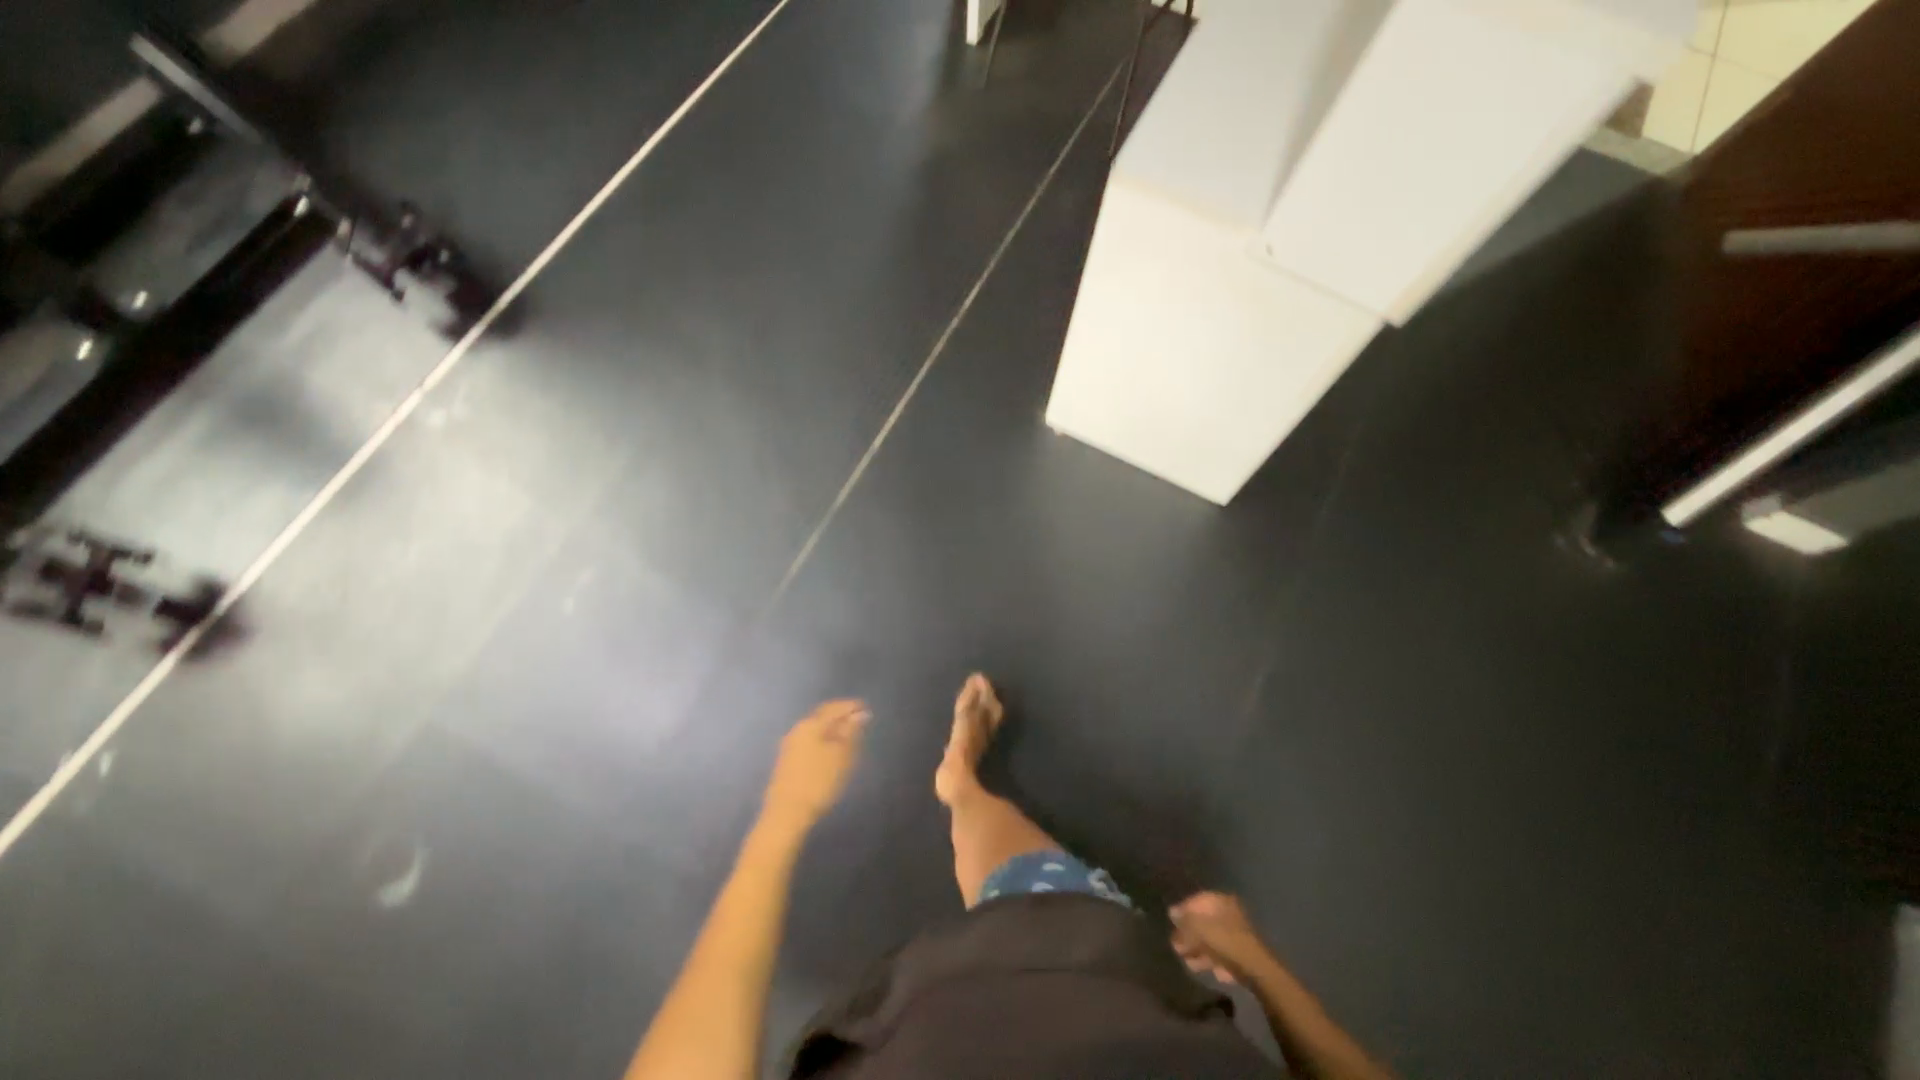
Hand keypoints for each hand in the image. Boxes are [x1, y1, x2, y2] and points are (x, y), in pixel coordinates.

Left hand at [761, 699, 869, 828]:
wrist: (787, 812)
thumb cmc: (819, 781)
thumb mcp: (842, 755)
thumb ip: (851, 732)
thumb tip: (859, 714)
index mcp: (811, 724)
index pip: (834, 708)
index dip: (851, 706)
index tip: (866, 707)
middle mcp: (798, 729)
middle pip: (822, 716)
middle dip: (840, 715)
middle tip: (859, 719)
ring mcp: (790, 745)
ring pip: (815, 729)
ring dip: (832, 728)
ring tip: (849, 735)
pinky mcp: (787, 761)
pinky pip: (810, 741)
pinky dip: (824, 740)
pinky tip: (832, 749)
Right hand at [1170, 891, 1274, 984]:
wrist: (1253, 968)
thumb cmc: (1224, 940)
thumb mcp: (1198, 927)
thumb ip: (1183, 919)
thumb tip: (1172, 912)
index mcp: (1221, 901)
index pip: (1197, 900)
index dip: (1182, 909)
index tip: (1172, 922)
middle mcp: (1228, 913)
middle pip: (1202, 920)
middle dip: (1187, 933)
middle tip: (1175, 943)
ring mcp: (1234, 933)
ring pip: (1208, 938)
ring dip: (1194, 947)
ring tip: (1183, 957)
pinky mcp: (1237, 952)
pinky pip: (1217, 951)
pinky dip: (1206, 957)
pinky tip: (1195, 966)